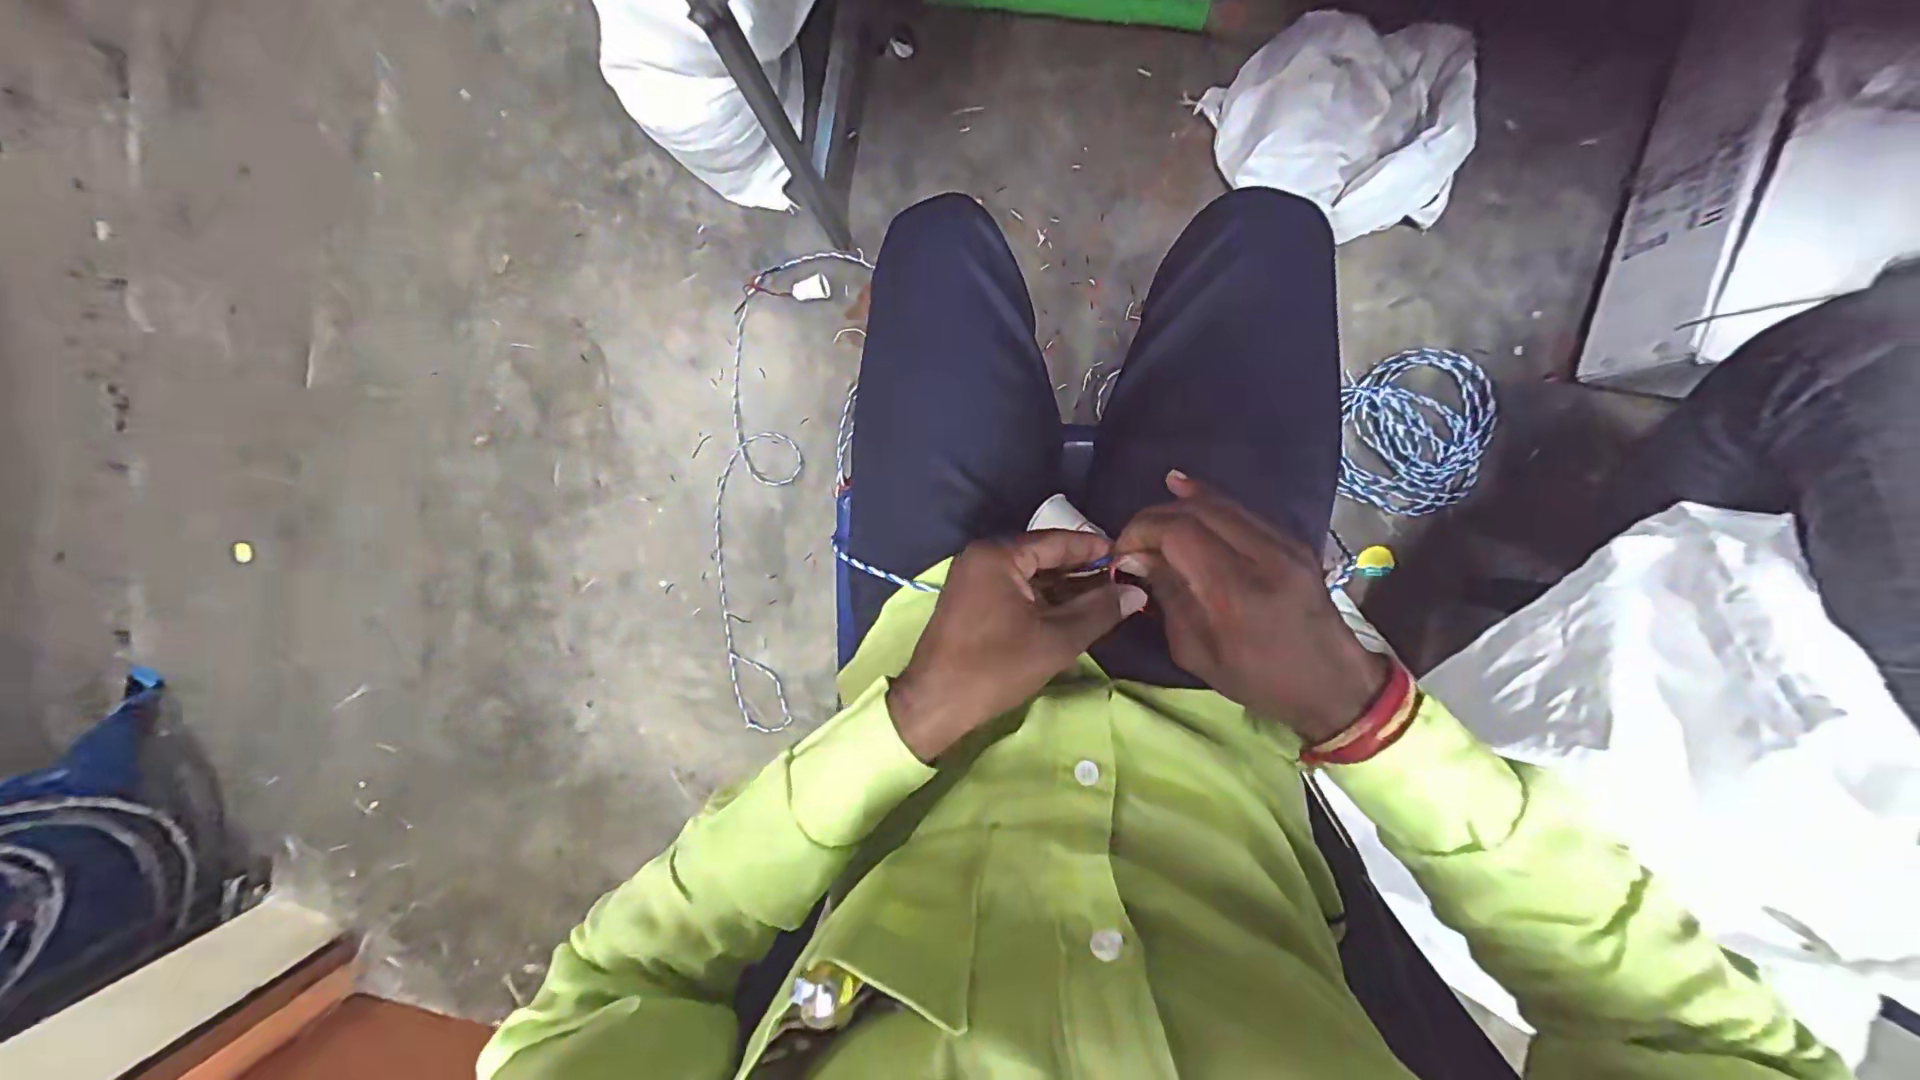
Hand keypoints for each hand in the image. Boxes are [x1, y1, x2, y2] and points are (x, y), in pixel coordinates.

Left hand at [889, 531, 1148, 761]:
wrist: (935, 703)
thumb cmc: (996, 667)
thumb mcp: (1056, 639)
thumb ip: (1099, 611)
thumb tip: (1136, 592)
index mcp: (998, 554)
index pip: (1057, 540)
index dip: (1096, 549)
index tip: (1129, 556)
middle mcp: (982, 556)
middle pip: (1043, 555)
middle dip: (1082, 570)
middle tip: (1122, 580)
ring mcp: (973, 577)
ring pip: (1029, 574)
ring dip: (1064, 587)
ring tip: (1106, 597)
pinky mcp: (971, 599)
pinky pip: (1014, 588)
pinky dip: (1042, 599)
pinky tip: (1072, 611)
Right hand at [1113, 471, 1387, 742]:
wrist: (1333, 684)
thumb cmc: (1258, 679)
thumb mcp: (1196, 651)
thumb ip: (1167, 595)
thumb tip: (1136, 558)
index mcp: (1236, 592)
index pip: (1178, 532)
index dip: (1141, 531)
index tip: (1122, 551)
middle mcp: (1264, 557)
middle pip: (1196, 511)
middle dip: (1154, 517)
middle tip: (1133, 540)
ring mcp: (1284, 544)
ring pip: (1220, 503)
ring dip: (1178, 505)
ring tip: (1150, 520)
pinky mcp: (1293, 541)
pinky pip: (1241, 510)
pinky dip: (1206, 500)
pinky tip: (1182, 492)